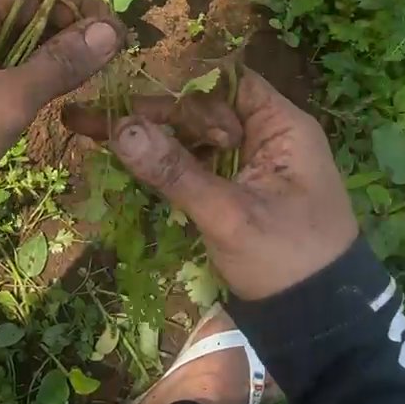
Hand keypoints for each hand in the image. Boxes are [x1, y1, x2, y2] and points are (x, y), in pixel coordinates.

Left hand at [0, 0, 123, 199]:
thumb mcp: (9, 100)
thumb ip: (61, 62)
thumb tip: (111, 31)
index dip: (80, 10)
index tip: (118, 37)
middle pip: (21, 15)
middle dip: (63, 37)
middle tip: (103, 66)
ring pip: (7, 43)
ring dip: (41, 60)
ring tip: (78, 84)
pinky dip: (15, 77)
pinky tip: (38, 98)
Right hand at [62, 68, 357, 299]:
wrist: (318, 321)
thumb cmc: (285, 260)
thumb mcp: (228, 214)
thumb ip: (174, 170)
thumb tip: (120, 128)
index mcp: (280, 127)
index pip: (225, 83)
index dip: (177, 87)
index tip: (126, 98)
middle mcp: (264, 136)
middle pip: (199, 109)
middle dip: (146, 114)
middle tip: (85, 118)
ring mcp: (247, 164)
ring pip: (191, 137)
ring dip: (148, 138)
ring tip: (90, 133)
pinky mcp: (233, 190)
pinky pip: (192, 164)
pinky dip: (161, 163)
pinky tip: (123, 162)